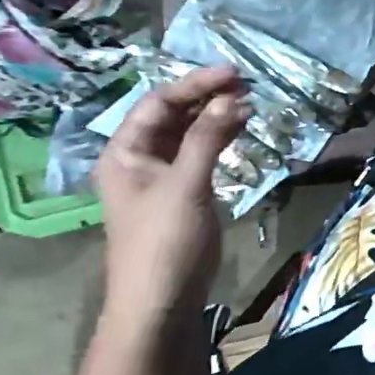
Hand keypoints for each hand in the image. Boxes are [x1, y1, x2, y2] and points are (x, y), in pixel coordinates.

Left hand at [95, 67, 248, 324]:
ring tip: (249, 100)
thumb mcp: (185, 185)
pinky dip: (221, 137)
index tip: (233, 72)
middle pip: (174, 114)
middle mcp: (140, 158)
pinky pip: (201, 152)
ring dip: (216, 115)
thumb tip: (231, 97)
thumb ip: (207, 138)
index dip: (195, 84)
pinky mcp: (184, 191)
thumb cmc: (164, 241)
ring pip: (190, 132)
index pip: (159, 102)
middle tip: (246, 83)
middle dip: (207, 96)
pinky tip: (242, 127)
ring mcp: (163, 175)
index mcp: (125, 151)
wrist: (162, 302)